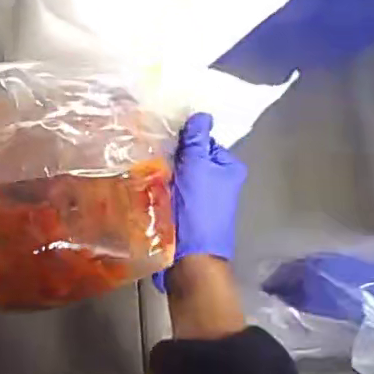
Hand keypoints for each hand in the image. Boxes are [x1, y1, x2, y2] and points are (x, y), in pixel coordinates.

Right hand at [155, 112, 247, 290]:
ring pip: (176, 179)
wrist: (189, 258)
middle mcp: (218, 184)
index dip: (184, 142)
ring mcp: (201, 202)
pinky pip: (169, 196)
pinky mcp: (185, 216)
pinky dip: (159, 193)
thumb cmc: (196, 209)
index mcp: (228, 169)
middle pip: (189, 161)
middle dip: (170, 160)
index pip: (203, 142)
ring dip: (161, 177)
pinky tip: (146, 194)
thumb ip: (198, 140)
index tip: (164, 144)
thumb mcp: (197, 167)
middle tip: (151, 160)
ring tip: (145, 176)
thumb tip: (201, 115)